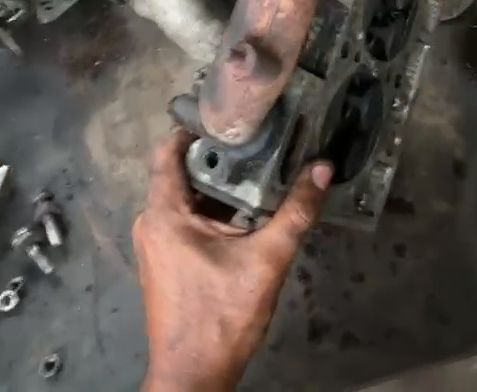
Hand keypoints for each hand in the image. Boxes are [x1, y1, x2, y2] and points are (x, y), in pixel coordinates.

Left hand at [135, 129, 329, 391]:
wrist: (194, 378)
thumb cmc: (220, 317)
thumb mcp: (266, 260)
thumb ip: (295, 212)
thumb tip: (324, 168)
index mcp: (164, 214)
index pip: (169, 149)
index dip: (198, 124)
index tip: (232, 111)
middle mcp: (153, 221)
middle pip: (183, 168)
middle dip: (220, 151)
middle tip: (259, 132)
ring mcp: (158, 241)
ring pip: (189, 193)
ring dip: (221, 180)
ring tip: (260, 160)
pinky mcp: (168, 257)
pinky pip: (189, 215)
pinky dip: (216, 204)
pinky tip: (250, 202)